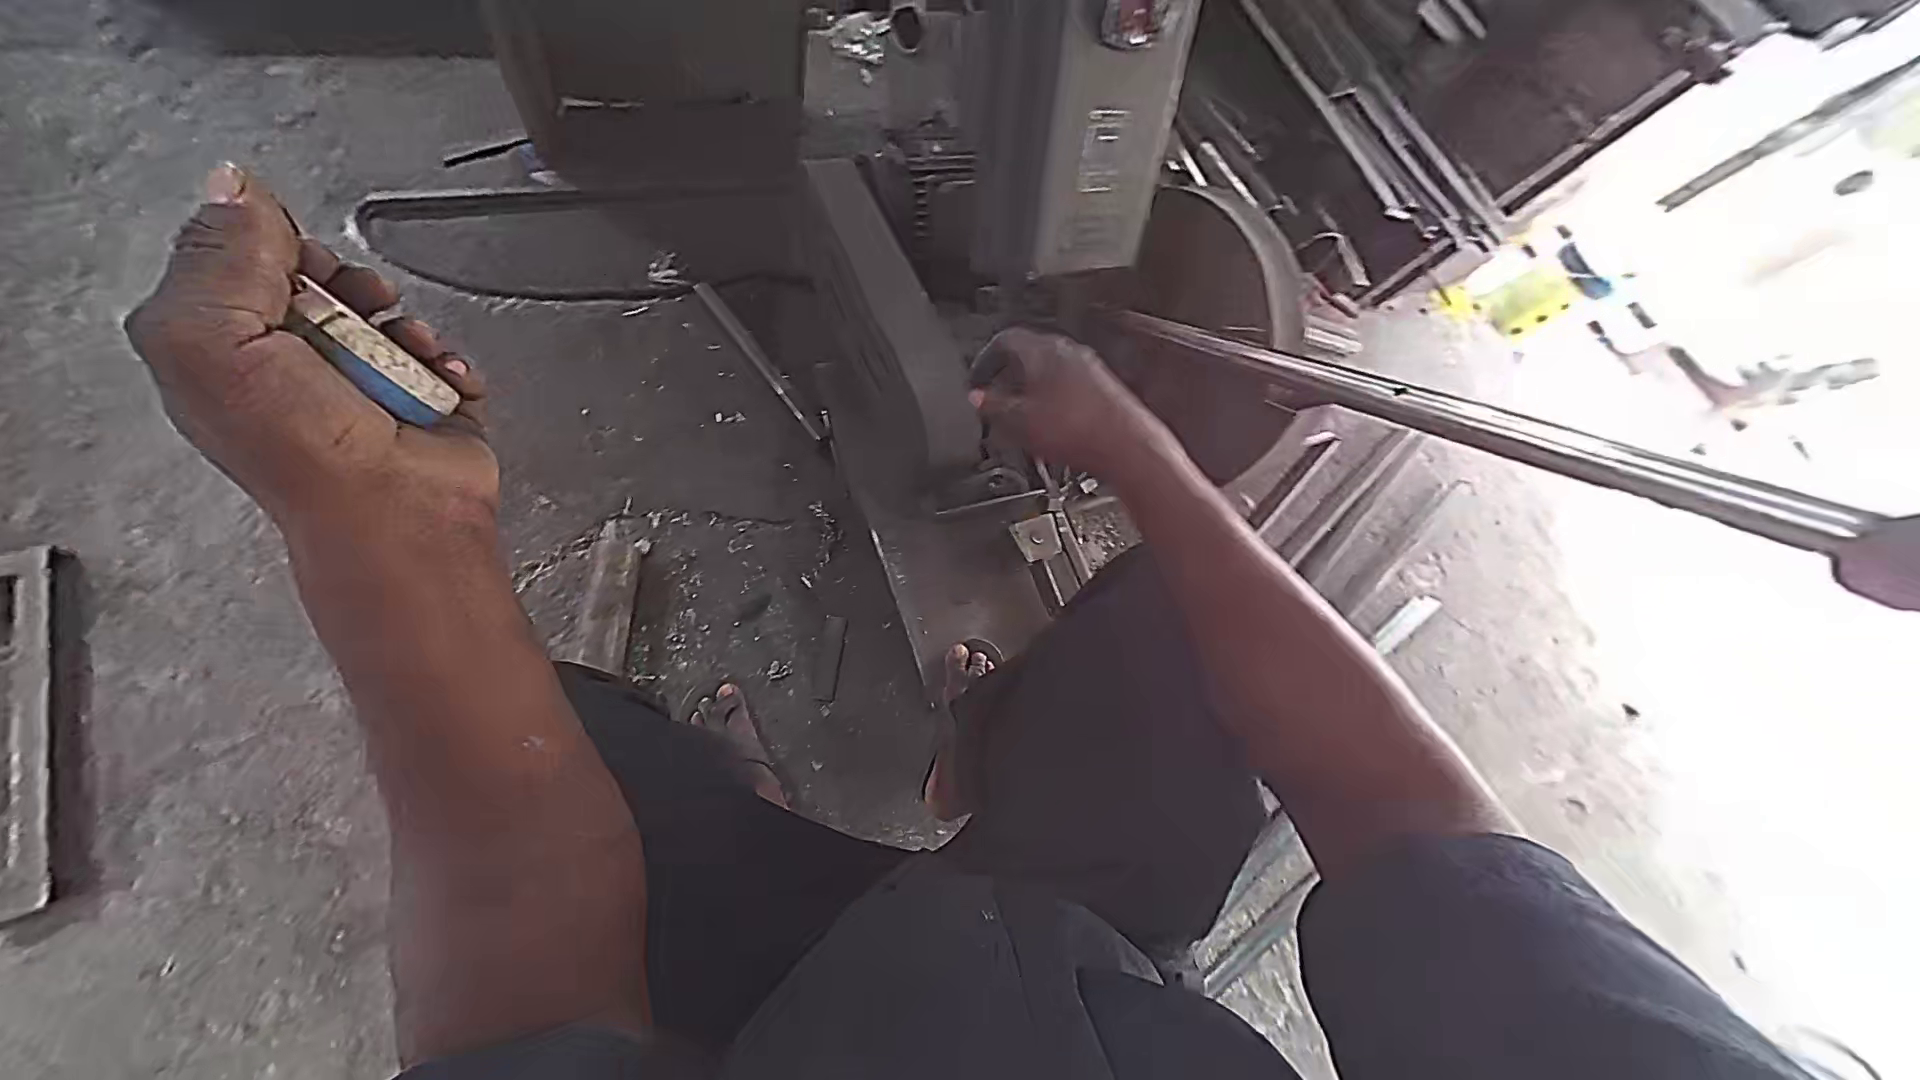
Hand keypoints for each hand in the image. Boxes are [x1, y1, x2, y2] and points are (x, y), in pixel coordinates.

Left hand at [124, 164, 495, 544]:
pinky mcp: (436, 408)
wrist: (395, 508)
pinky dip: (456, 366)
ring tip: (417, 348)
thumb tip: (236, 186)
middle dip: (356, 286)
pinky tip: (449, 378)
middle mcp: (304, 368)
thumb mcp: (216, 338)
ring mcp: (376, 390)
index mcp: (230, 349)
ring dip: (413, 327)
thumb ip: (222, 257)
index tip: (305, 260)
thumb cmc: (303, 446)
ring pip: (399, 326)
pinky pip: (452, 365)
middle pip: (332, 293)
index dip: (279, 249)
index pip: (248, 270)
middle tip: (366, 299)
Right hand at [968, 326, 1180, 478]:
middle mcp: (1068, 352)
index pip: (1003, 340)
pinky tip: (1051, 426)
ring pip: (1048, 372)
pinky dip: (1052, 401)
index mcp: (1042, 351)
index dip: (984, 361)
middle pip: (1027, 356)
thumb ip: (992, 407)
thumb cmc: (1077, 430)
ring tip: (1020, 417)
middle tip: (995, 400)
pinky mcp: (1103, 389)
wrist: (1127, 447)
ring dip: (1030, 391)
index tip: (977, 380)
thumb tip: (976, 398)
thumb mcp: (1019, 422)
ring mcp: (1089, 368)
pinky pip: (1068, 387)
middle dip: (1007, 378)